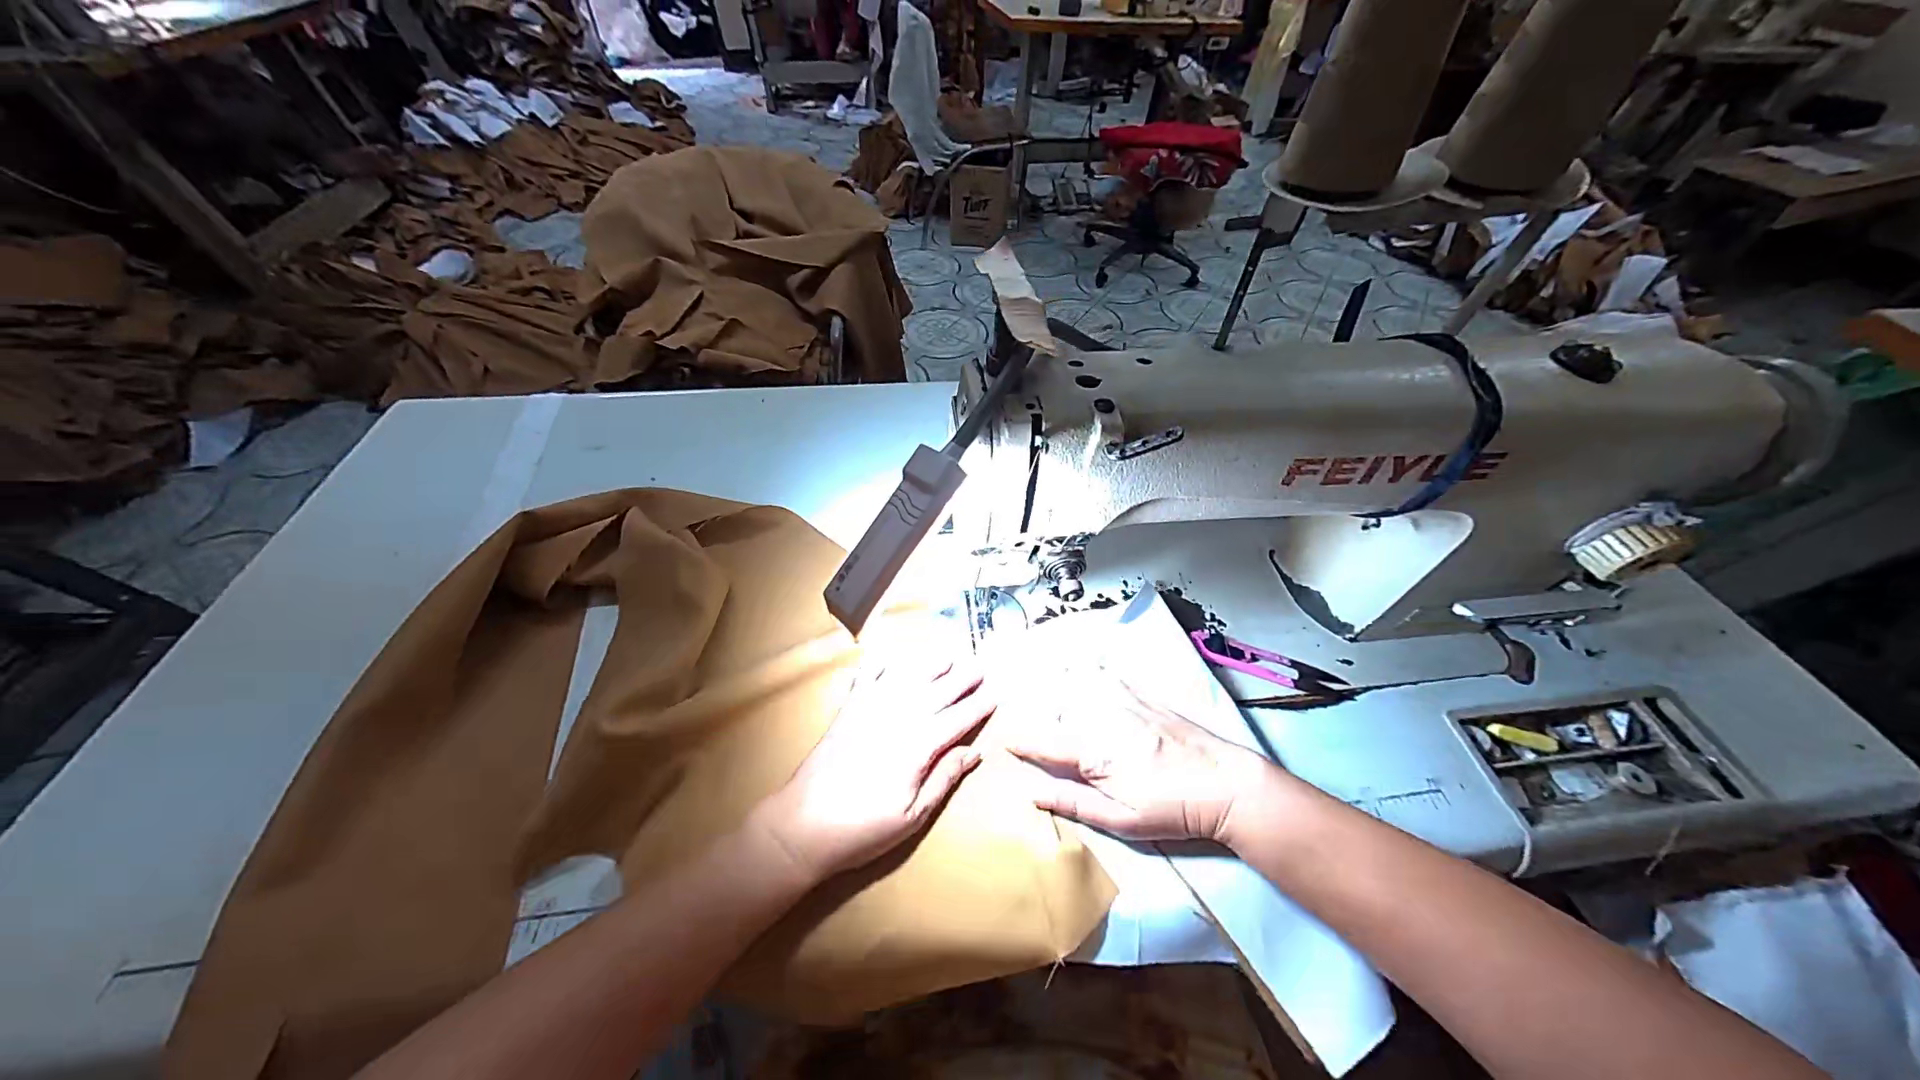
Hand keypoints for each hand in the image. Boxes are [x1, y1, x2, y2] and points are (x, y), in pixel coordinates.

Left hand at [750, 654, 995, 881]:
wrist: (801, 826)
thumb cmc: (862, 828)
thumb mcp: (912, 815)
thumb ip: (944, 778)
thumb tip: (974, 752)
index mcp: (918, 746)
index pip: (957, 719)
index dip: (977, 707)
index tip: (995, 694)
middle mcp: (897, 718)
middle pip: (937, 691)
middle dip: (961, 678)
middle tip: (979, 666)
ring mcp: (869, 711)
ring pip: (906, 677)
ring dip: (928, 664)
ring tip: (946, 655)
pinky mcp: (847, 711)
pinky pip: (866, 679)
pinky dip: (879, 665)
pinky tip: (888, 656)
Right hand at [1008, 676, 1273, 843]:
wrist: (1228, 785)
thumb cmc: (1174, 810)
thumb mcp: (1121, 821)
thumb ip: (1074, 803)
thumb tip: (1034, 793)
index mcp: (1093, 751)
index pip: (1044, 741)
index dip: (1022, 742)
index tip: (1007, 741)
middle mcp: (1103, 717)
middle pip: (1056, 704)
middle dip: (1038, 711)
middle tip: (1029, 721)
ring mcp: (1124, 701)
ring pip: (1077, 681)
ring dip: (1058, 686)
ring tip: (1046, 690)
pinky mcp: (1144, 695)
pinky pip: (1105, 674)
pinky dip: (1087, 671)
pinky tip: (1082, 670)